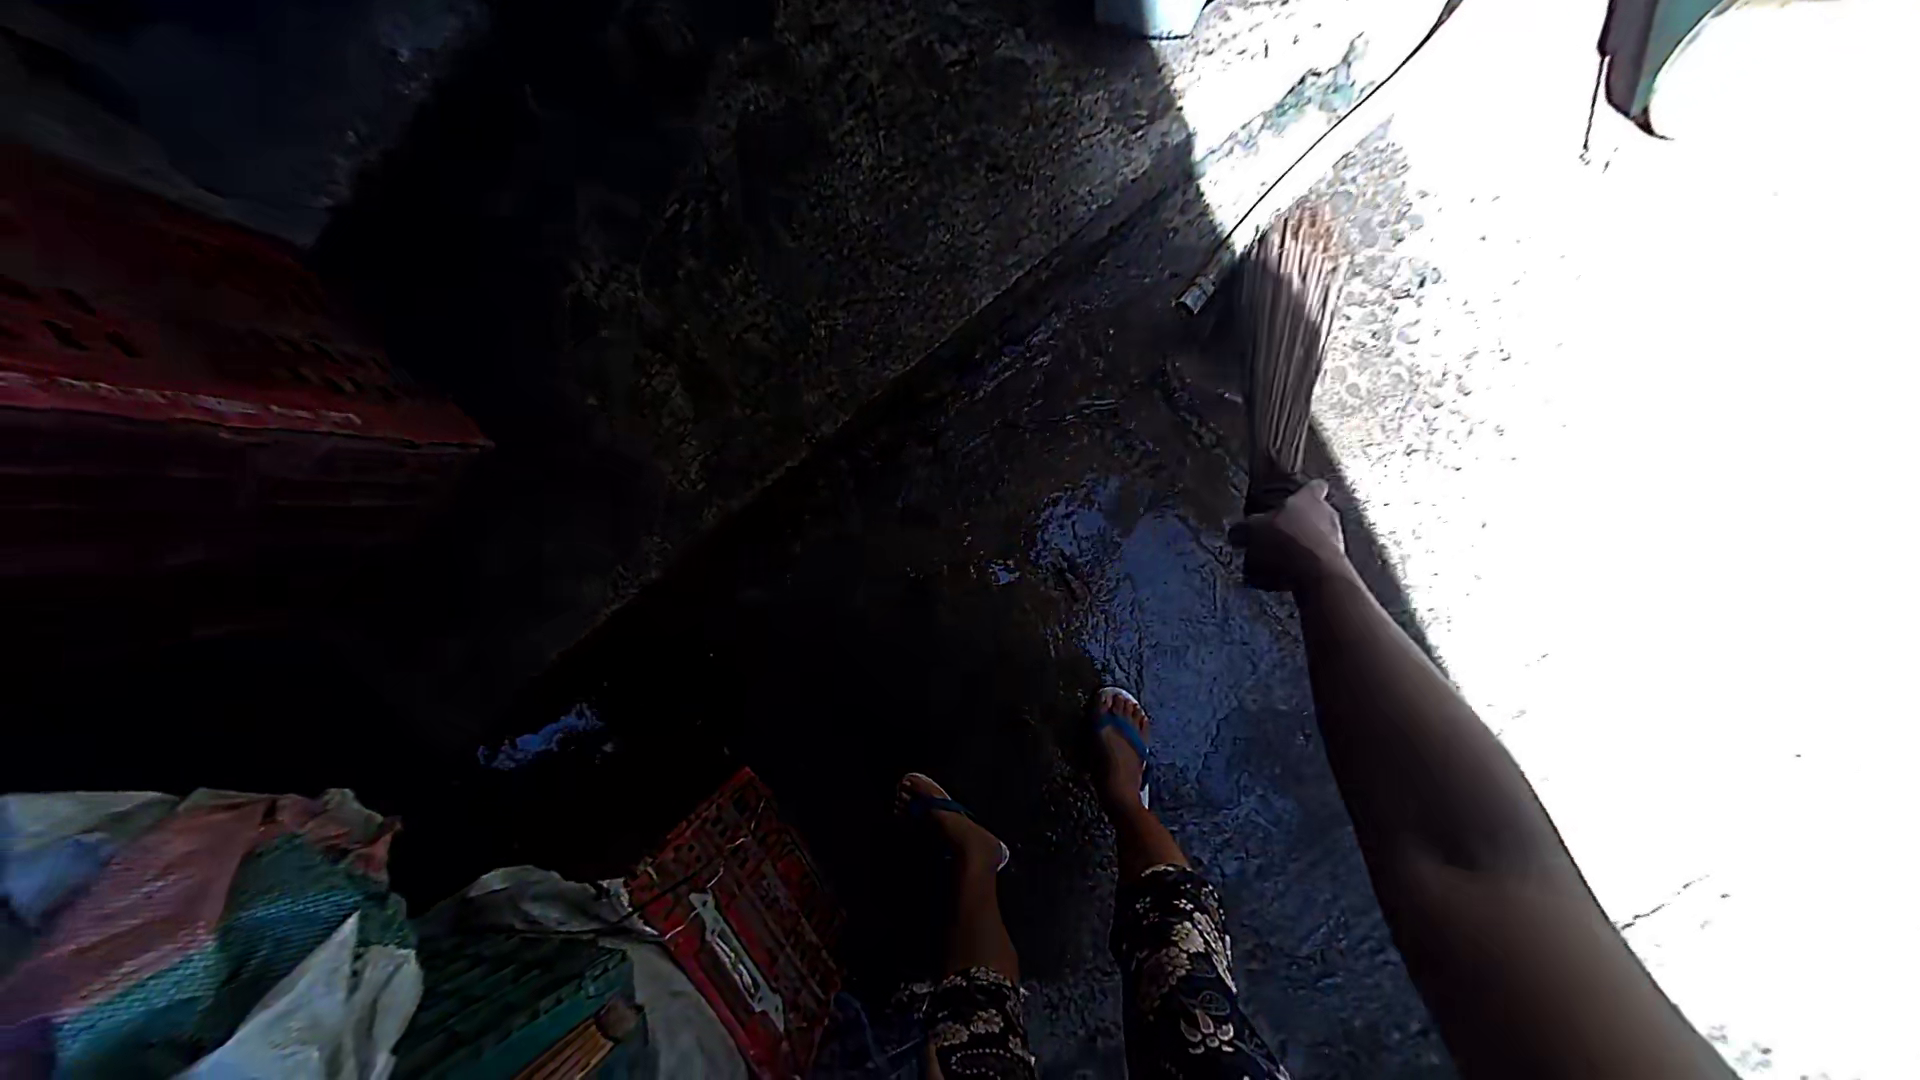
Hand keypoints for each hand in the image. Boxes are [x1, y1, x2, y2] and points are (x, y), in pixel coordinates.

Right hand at [1239, 479, 1352, 591]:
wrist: (1315, 574)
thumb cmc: (1284, 540)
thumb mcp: (1252, 530)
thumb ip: (1246, 527)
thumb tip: (1236, 531)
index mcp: (1309, 498)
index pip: (1314, 486)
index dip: (1305, 492)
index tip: (1295, 499)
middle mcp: (1329, 513)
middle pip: (1317, 512)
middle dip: (1301, 521)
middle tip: (1280, 532)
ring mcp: (1338, 538)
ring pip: (1320, 536)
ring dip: (1304, 544)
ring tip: (1281, 558)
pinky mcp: (1338, 561)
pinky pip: (1318, 558)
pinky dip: (1306, 564)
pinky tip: (1288, 575)